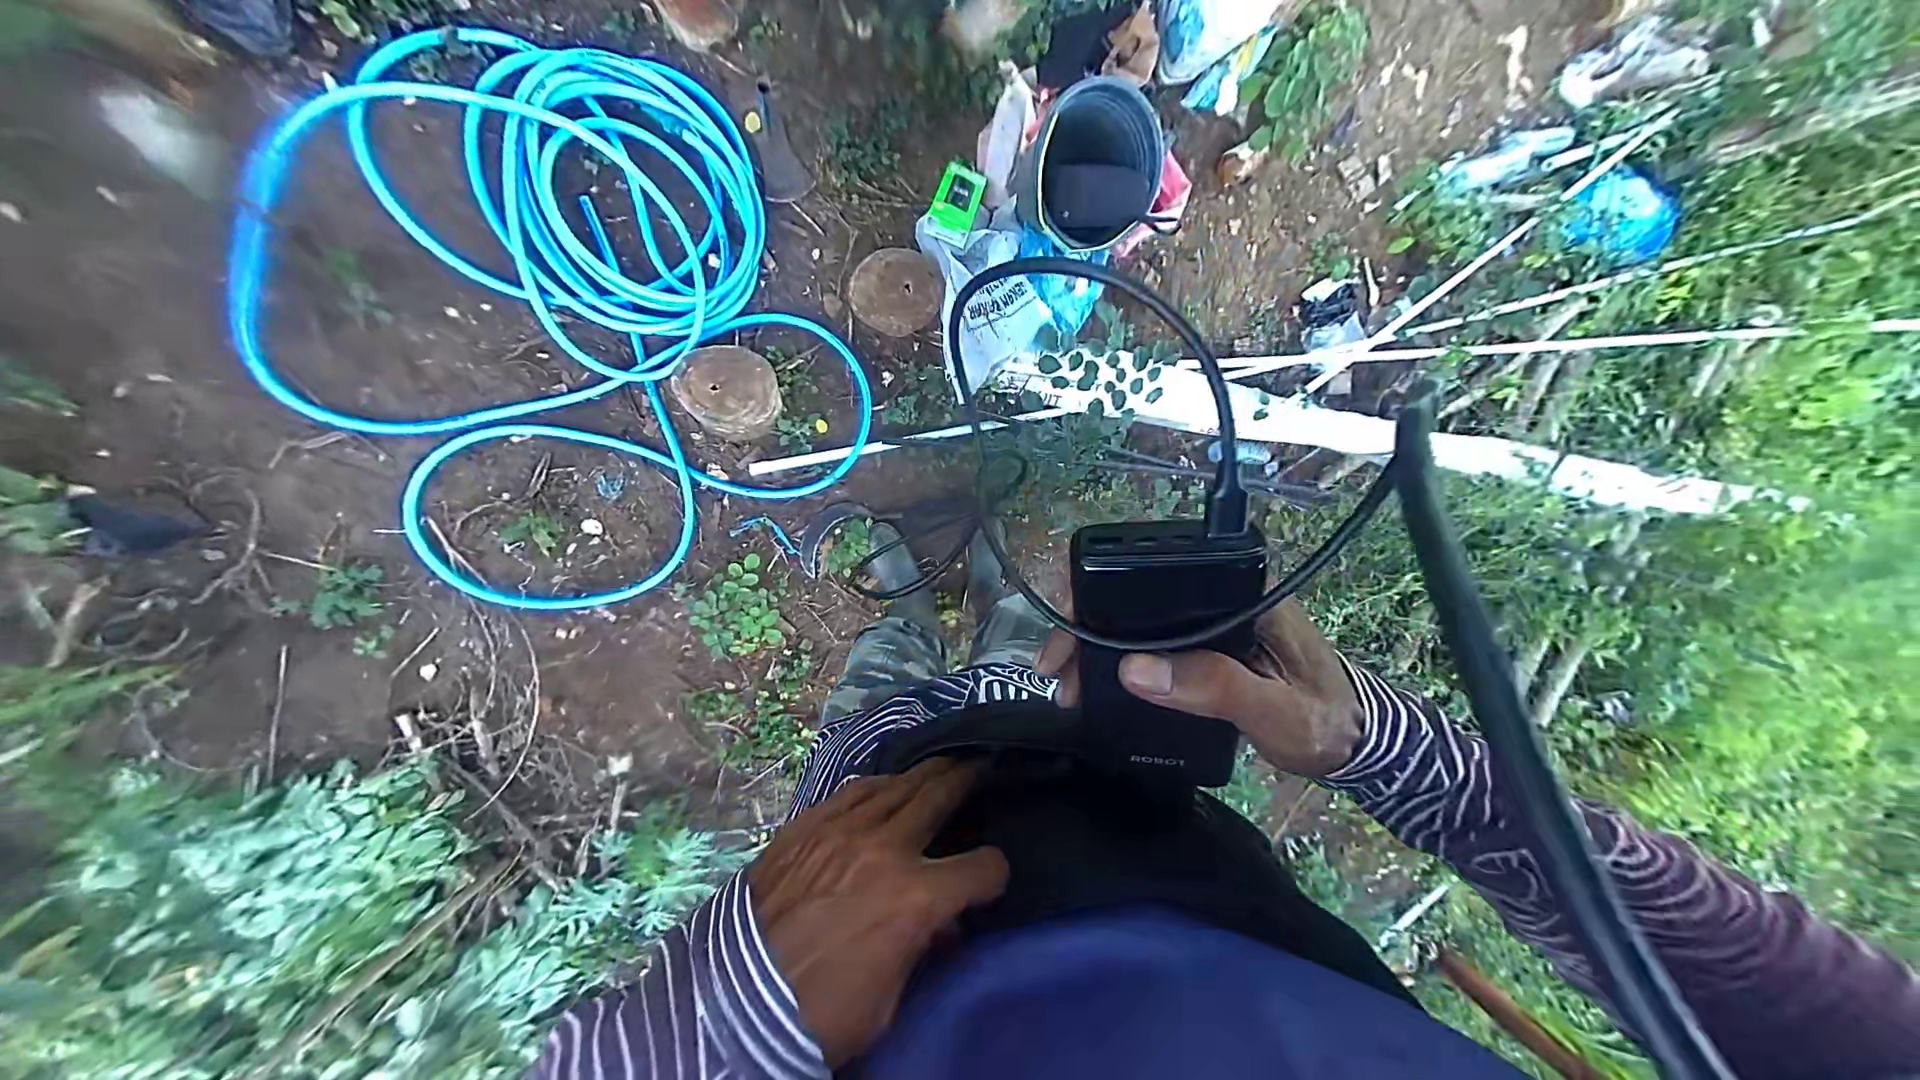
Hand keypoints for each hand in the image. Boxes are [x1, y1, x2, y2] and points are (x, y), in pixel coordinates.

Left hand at [748, 757, 1008, 1066]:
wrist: (730, 1005)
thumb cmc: (819, 1014)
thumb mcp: (889, 1001)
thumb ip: (922, 948)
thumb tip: (943, 924)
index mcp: (914, 898)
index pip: (980, 869)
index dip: (994, 874)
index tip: (990, 879)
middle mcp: (885, 849)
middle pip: (939, 797)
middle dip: (967, 780)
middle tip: (981, 765)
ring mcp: (843, 829)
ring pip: (897, 785)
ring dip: (926, 774)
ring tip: (942, 765)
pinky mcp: (808, 824)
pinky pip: (854, 790)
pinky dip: (878, 784)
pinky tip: (887, 782)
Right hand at [1034, 598, 1363, 777]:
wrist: (1356, 742)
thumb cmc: (1326, 722)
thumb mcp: (1277, 712)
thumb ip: (1216, 688)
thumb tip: (1135, 671)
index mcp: (1243, 587)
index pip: (1155, 571)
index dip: (1099, 595)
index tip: (1068, 633)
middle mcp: (1219, 590)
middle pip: (1132, 593)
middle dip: (1084, 626)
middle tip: (1055, 670)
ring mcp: (1208, 614)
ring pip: (1133, 617)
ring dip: (1093, 645)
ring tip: (1065, 684)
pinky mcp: (1202, 639)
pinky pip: (1147, 639)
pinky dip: (1114, 659)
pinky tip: (1094, 681)